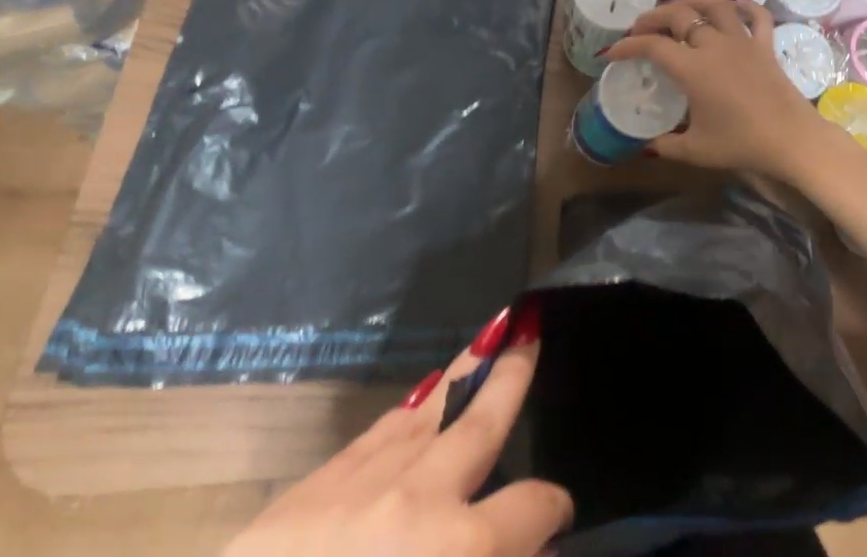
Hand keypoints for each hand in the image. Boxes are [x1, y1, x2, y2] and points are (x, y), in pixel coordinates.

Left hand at [226, 307, 568, 556]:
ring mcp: (362, 486)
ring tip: (487, 340)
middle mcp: (422, 499)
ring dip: (462, 377)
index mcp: (462, 547)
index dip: (555, 511)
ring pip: (427, 416)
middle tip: (529, 331)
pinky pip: (374, 437)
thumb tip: (530, 547)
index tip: (556, 522)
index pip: (537, 505)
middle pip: (482, 424)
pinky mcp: (310, 492)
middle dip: (511, 378)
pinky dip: (405, 414)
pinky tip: (418, 399)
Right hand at [605, 0, 837, 177]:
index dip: (628, 46)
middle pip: (679, 15)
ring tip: (679, 8)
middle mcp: (715, 45)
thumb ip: (667, 145)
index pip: (652, 46)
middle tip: (640, 28)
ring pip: (715, 5)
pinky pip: (756, 15)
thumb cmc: (740, 144)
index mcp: (692, 68)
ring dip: (693, 1)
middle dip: (654, 17)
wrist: (790, 139)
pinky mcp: (766, 46)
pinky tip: (733, 7)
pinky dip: (744, 6)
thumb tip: (647, 146)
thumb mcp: (695, 150)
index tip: (612, 53)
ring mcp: (743, 41)